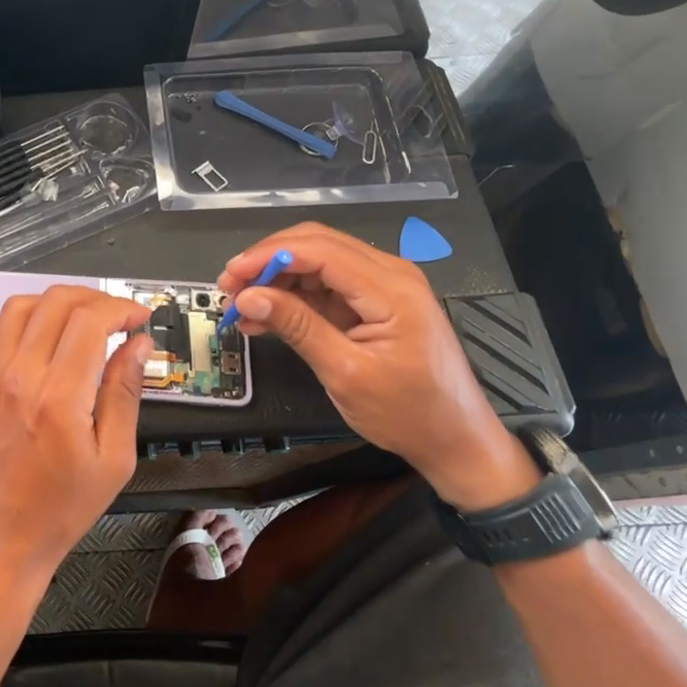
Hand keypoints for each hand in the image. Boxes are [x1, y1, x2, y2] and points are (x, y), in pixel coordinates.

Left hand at [0, 286, 152, 587]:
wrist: (0, 538)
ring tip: (84, 319)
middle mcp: (20, 376)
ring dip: (58, 301)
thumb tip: (138, 344)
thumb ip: (125, 393)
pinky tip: (43, 334)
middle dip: (95, 298)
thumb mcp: (114, 460)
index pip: (89, 321)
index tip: (140, 317)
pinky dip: (22, 317)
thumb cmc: (61, 508)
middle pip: (56, 302)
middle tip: (118, 316)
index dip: (121, 308)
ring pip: (21, 305)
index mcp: (58, 397)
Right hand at [219, 223, 539, 509]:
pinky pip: (328, 283)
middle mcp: (390, 274)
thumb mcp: (345, 373)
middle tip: (229, 289)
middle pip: (317, 244)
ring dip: (277, 277)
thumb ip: (297, 327)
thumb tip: (247, 297)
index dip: (268, 256)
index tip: (230, 277)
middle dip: (267, 261)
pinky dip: (294, 294)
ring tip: (241, 307)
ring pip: (318, 260)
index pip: (319, 250)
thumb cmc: (407, 414)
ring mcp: (385, 286)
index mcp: (391, 289)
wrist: (457, 442)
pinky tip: (265, 316)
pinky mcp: (376, 302)